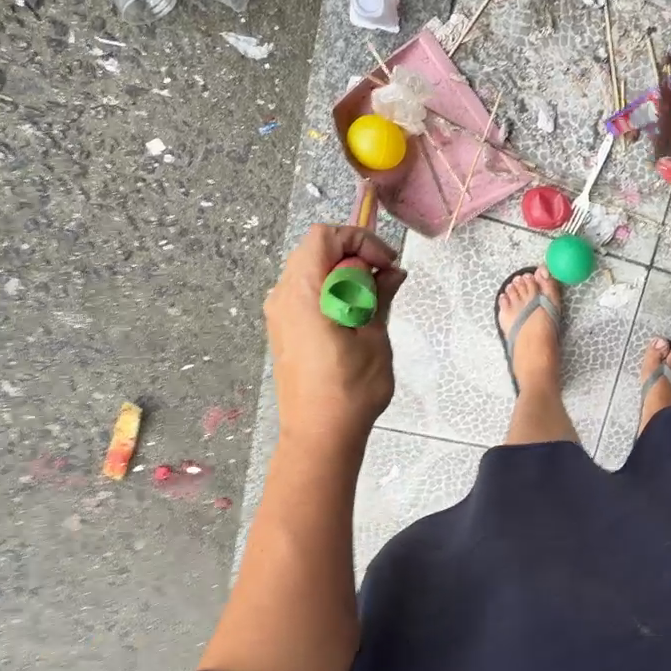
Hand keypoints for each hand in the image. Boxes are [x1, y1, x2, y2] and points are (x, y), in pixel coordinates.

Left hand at [266, 225, 405, 454]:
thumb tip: (390, 272)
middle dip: (355, 256)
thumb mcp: (374, 337)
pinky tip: (357, 317)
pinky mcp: (284, 329)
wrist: (320, 433)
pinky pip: (307, 294)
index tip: (388, 266)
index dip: (361, 241)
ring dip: (345, 276)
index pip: (326, 237)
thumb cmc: (351, 388)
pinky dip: (333, 293)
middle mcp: (283, 296)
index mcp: (305, 292)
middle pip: (316, 250)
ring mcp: (280, 313)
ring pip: (312, 272)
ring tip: (375, 302)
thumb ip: (378, 296)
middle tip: (386, 281)